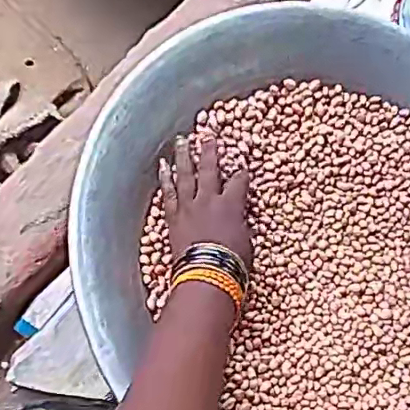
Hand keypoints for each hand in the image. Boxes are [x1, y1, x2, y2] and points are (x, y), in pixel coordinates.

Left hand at [159, 134, 252, 269]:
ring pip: (186, 175)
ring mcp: (189, 206)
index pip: (239, 182)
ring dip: (184, 156)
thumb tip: (241, 222)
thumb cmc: (231, 264)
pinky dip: (165, 178)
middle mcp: (209, 200)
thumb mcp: (246, 244)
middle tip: (208, 134)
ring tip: (182, 140)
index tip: (242, 165)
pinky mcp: (173, 217)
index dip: (241, 172)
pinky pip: (168, 193)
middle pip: (210, 169)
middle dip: (210, 150)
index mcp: (232, 205)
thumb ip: (242, 227)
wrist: (205, 274)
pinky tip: (163, 166)